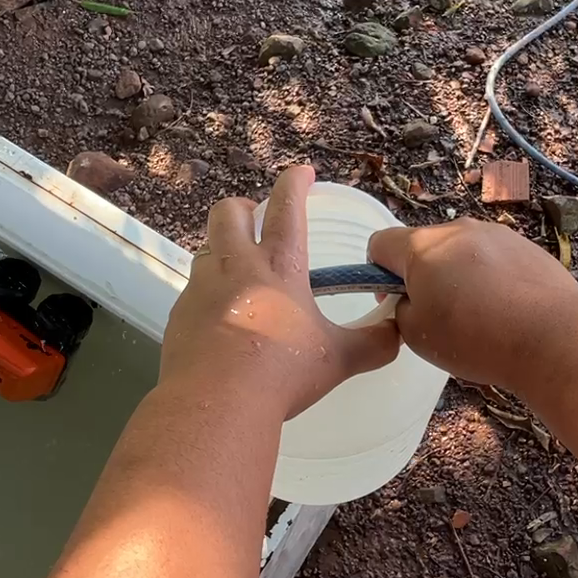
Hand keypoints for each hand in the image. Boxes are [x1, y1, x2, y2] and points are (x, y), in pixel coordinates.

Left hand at [161, 166, 399, 419]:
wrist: (216, 405)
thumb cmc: (283, 373)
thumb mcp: (338, 360)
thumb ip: (374, 344)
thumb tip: (397, 333)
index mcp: (279, 266)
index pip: (286, 207)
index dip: (295, 182)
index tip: (302, 172)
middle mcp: (235, 266)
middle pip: (227, 212)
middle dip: (242, 207)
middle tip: (256, 220)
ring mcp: (201, 289)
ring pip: (206, 249)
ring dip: (223, 250)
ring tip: (241, 276)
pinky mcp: (180, 316)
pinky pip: (193, 291)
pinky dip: (210, 295)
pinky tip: (225, 323)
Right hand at [366, 217, 577, 392]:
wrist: (554, 338)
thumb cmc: (476, 338)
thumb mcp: (417, 336)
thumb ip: (402, 310)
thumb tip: (411, 300)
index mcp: (423, 246)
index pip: (380, 243)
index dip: (378, 272)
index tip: (395, 301)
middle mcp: (458, 229)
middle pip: (424, 246)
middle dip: (422, 275)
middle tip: (438, 315)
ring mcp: (497, 234)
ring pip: (460, 252)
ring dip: (457, 276)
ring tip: (478, 317)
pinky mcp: (527, 246)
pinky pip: (493, 259)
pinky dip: (490, 279)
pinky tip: (507, 311)